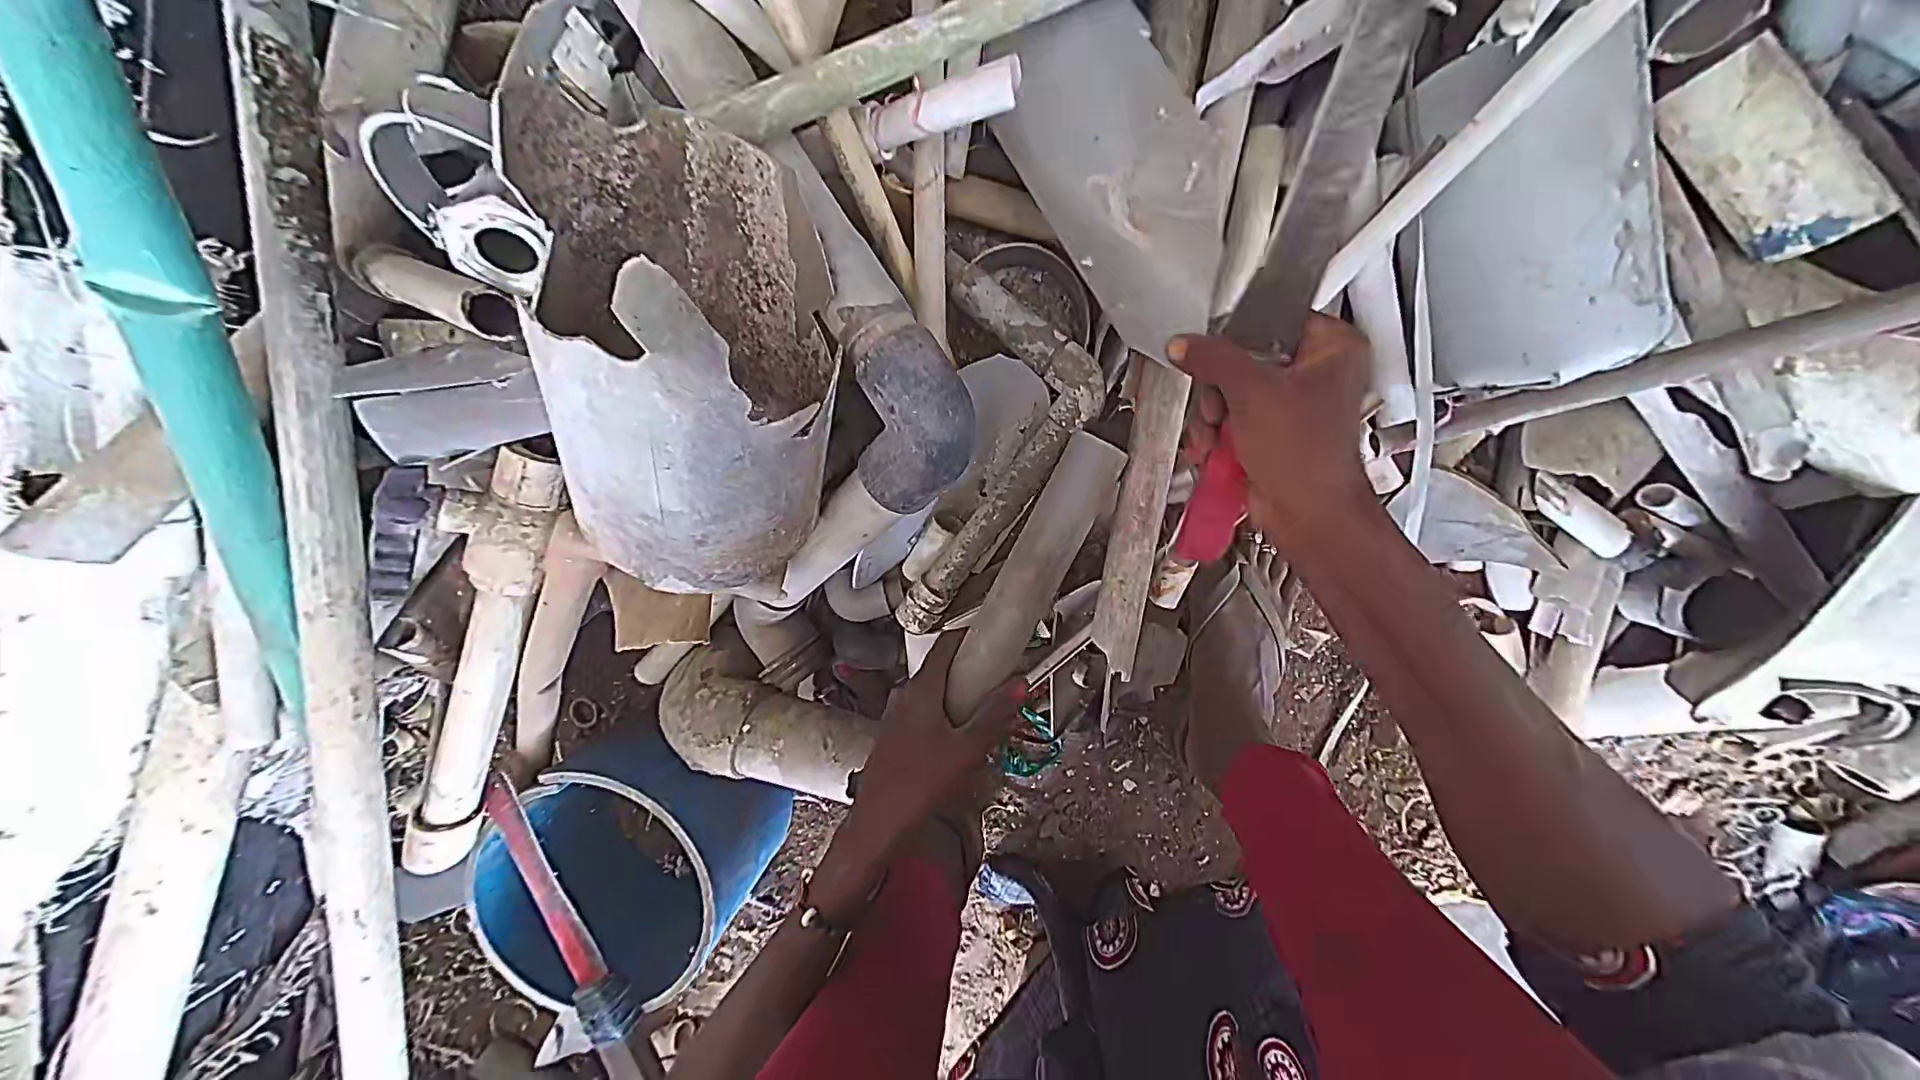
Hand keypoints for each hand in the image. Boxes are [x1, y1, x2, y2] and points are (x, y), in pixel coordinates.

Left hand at [809, 632, 1019, 917]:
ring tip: (981, 708)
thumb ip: (994, 715)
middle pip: (939, 667)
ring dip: (956, 694)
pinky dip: (942, 712)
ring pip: (931, 691)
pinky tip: (957, 736)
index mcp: (921, 690)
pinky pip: (922, 711)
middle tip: (994, 675)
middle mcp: (904, 695)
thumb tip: (1018, 685)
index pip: (945, 644)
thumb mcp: (967, 749)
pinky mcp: (893, 733)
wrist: (878, 822)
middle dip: (968, 669)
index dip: (968, 633)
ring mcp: (895, 714)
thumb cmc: (918, 786)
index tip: (989, 632)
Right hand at [1171, 315, 1375, 547]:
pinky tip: (1215, 450)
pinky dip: (1216, 437)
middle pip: (1244, 363)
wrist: (1306, 513)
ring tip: (1215, 436)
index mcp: (1332, 349)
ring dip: (1212, 419)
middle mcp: (1314, 377)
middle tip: (1218, 407)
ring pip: (1231, 396)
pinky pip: (1230, 424)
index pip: (1273, 322)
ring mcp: (1290, 409)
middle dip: (1218, 392)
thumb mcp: (1252, 392)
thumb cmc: (1308, 457)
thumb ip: (1214, 360)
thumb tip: (1186, 345)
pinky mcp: (1270, 436)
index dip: (1237, 338)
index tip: (1212, 350)